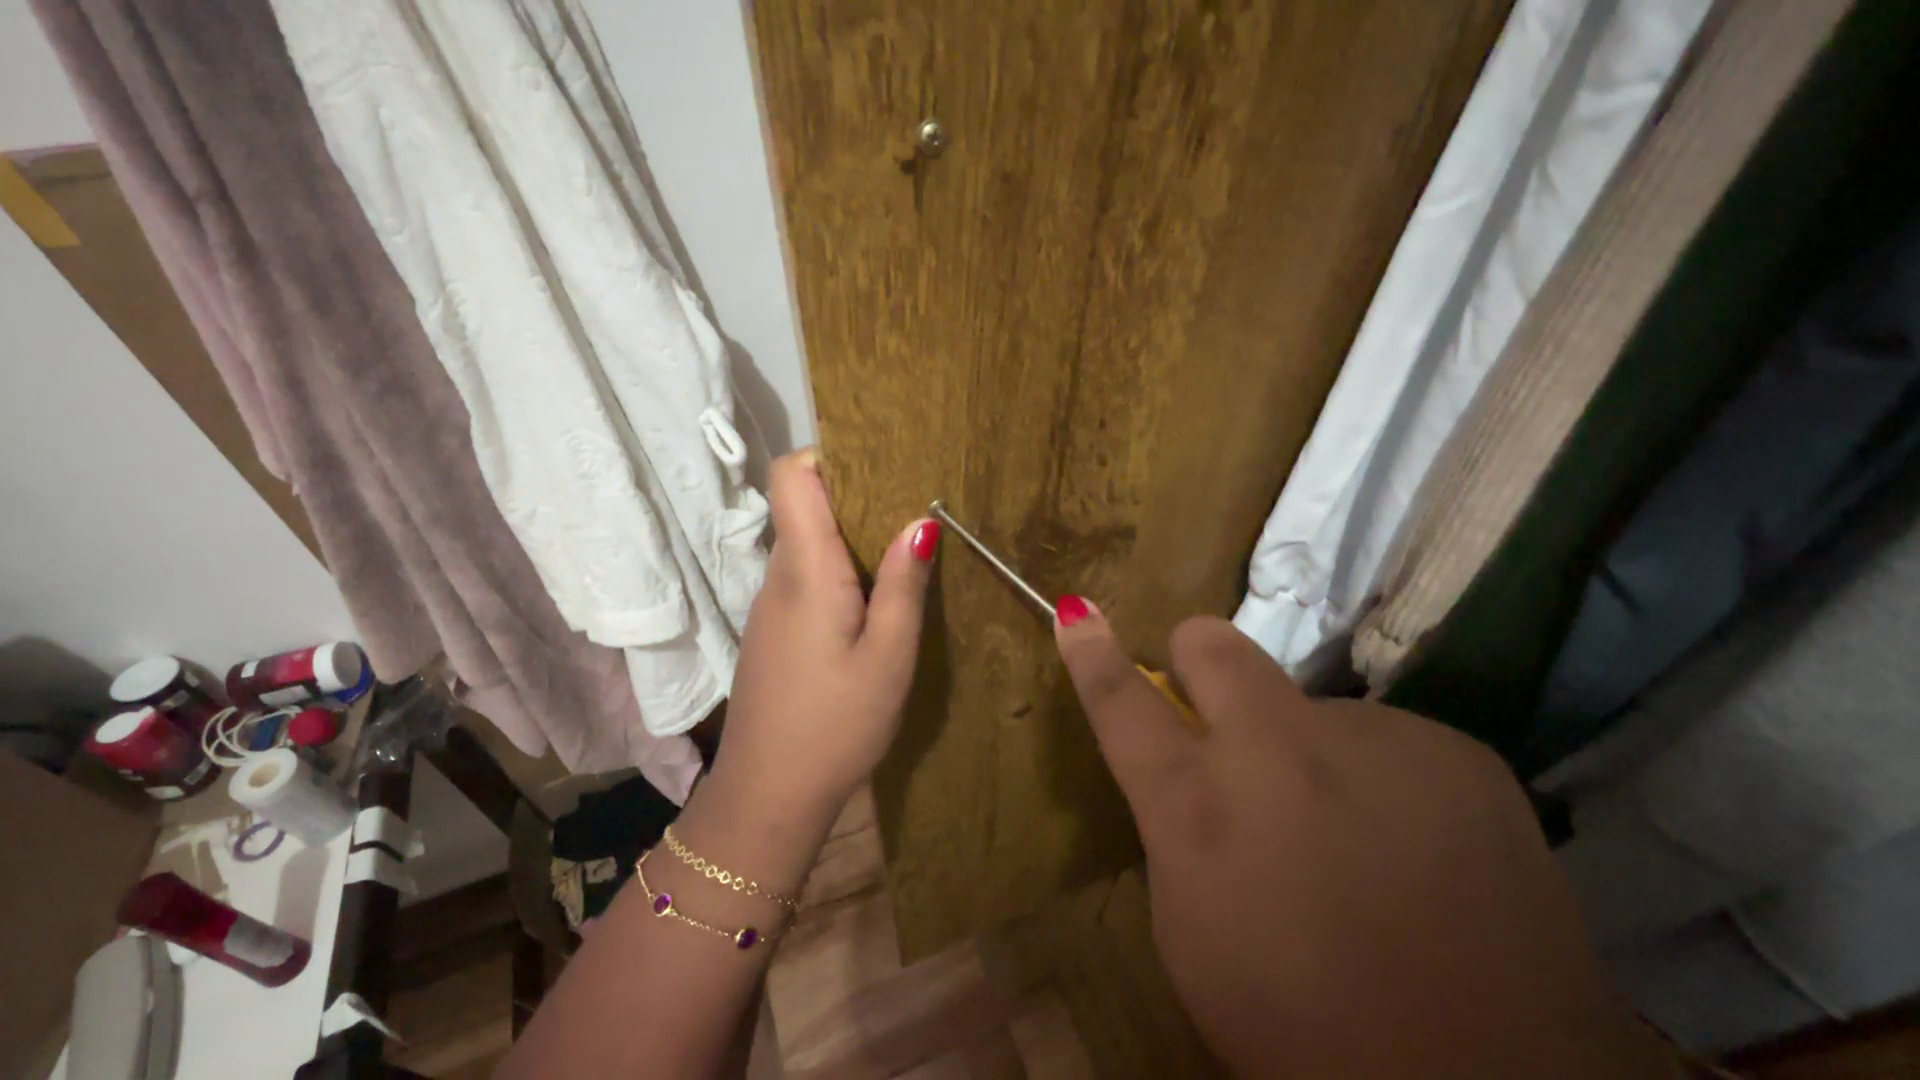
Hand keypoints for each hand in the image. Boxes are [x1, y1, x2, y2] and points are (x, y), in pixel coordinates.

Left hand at [717, 448, 937, 813]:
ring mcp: (771, 607)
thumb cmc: (836, 724)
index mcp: (806, 570)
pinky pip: (805, 581)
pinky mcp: (774, 634)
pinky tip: (874, 608)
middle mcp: (779, 577)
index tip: (880, 467)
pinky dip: (839, 576)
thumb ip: (903, 584)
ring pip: (807, 547)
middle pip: (804, 508)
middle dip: (856, 499)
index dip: (828, 456)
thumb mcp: (888, 656)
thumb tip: (920, 520)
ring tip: (905, 560)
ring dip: (851, 542)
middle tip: (915, 515)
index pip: (791, 477)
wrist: (769, 793)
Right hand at [1054, 605, 1665, 1077]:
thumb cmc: (1298, 1027)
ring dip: (1316, 758)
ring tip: (1362, 845)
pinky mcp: (1456, 752)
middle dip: (1200, 658)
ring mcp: (1375, 738)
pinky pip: (1395, 747)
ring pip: (1318, 713)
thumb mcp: (1192, 934)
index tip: (1077, 611)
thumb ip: (1181, 831)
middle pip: (1216, 646)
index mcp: (1197, 802)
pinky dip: (1389, 786)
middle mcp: (1278, 747)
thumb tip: (1194, 774)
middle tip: (1220, 709)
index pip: (1124, 701)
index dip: (1093, 653)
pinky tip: (1425, 857)